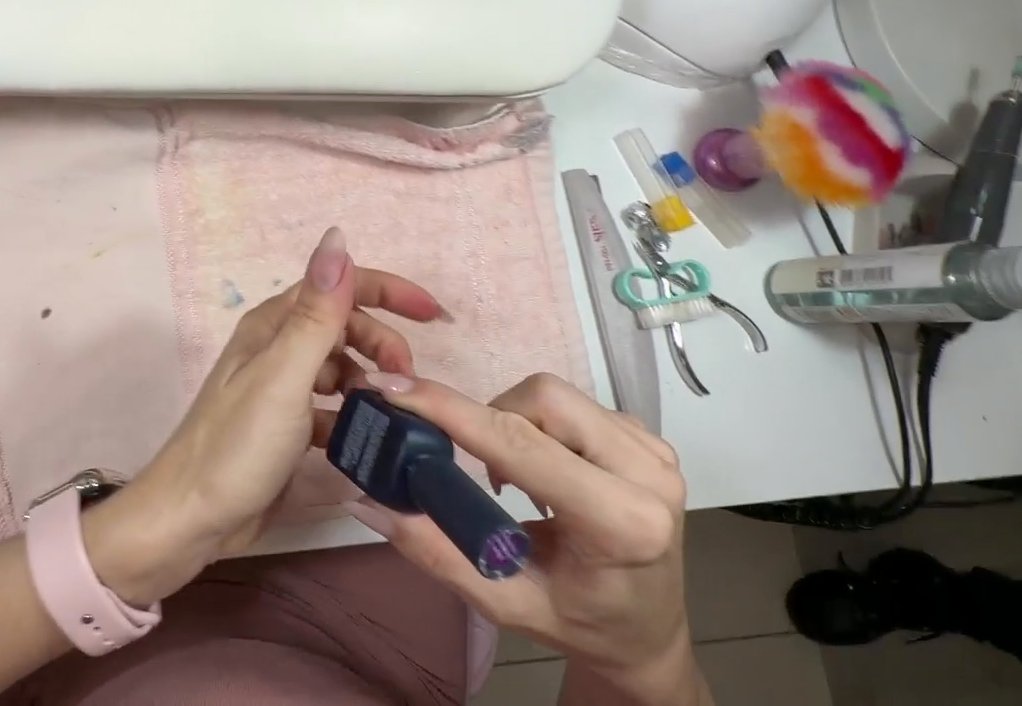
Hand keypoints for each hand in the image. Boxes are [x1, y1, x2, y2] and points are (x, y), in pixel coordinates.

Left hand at [84, 228, 447, 604]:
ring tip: (389, 413)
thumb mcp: (284, 376)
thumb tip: (337, 238)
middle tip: (407, 381)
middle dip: (383, 344)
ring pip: (341, 369)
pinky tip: (367, 440)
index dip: (388, 291)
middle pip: (345, 327)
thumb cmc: (237, 445)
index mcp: (273, 325)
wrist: (192, 519)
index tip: (435, 316)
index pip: (337, 287)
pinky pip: (332, 409)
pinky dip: (353, 417)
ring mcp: (280, 389)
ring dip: (370, 382)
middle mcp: (276, 348)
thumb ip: (316, 313)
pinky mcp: (286, 427)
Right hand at [349, 373, 699, 701]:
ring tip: (514, 475)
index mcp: (621, 523)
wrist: (649, 633)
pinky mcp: (650, 438)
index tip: (391, 389)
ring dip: (515, 420)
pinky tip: (544, 466)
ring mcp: (655, 452)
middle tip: (480, 469)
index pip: (519, 443)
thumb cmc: (578, 623)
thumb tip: (366, 500)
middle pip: (543, 399)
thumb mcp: (503, 601)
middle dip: (491, 417)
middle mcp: (648, 476)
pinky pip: (574, 403)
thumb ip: (435, 551)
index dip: (449, 410)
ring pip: (556, 394)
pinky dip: (539, 424)